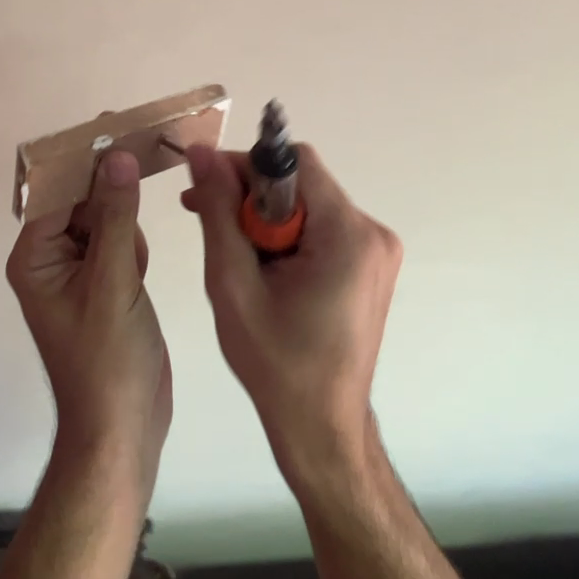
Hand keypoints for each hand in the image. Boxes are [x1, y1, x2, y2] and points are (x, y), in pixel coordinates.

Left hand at [7, 150, 172, 484]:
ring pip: (102, 219)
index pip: (55, 191)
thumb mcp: (112, 283)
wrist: (123, 428)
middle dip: (109, 184)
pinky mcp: (102, 284)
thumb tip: (116, 158)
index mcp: (34, 257)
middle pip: (79, 201)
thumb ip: (115, 218)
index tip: (113, 123)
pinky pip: (116, 243)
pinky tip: (142, 266)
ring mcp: (76, 272)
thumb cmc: (107, 361)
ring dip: (123, 220)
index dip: (83, 157)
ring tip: (138, 237)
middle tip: (144, 147)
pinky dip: (132, 244)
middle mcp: (49, 258)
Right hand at [180, 143, 401, 467]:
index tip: (207, 193)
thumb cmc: (274, 362)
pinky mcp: (369, 265)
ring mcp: (377, 250)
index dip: (244, 167)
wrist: (320, 426)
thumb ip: (218, 211)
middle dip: (249, 198)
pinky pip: (320, 227)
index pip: (293, 162)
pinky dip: (285, 237)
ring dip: (263, 220)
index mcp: (348, 235)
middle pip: (300, 183)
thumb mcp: (231, 283)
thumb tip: (201, 152)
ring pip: (306, 204)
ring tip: (232, 257)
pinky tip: (259, 267)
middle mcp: (373, 233)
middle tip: (208, 224)